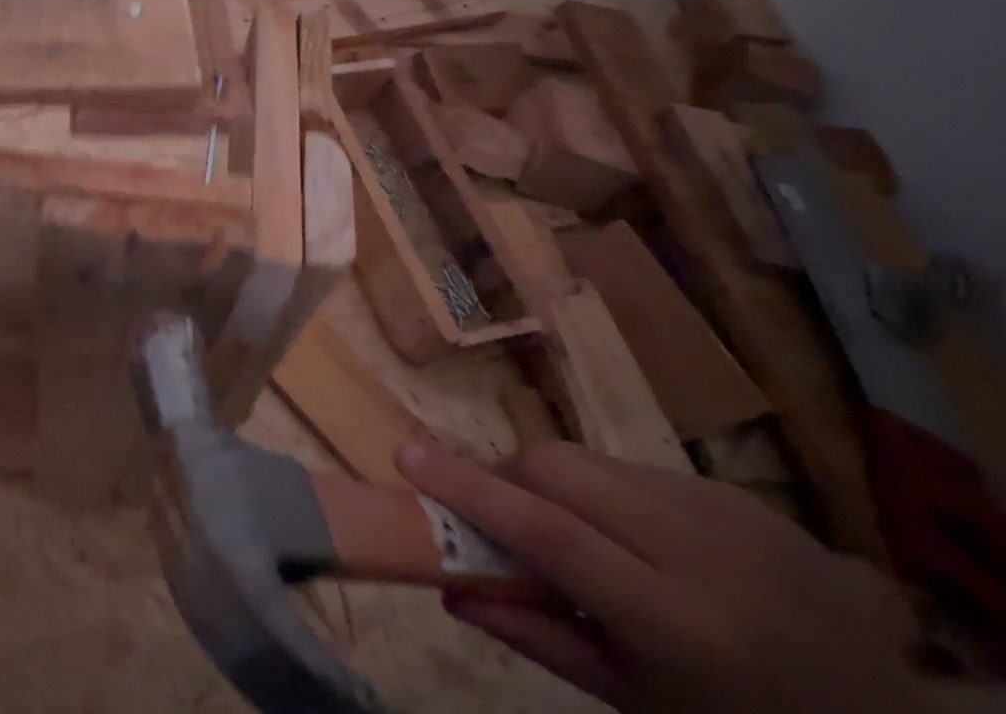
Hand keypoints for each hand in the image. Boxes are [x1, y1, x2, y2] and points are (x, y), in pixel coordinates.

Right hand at [396, 441, 924, 713]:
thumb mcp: (628, 700)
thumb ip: (533, 635)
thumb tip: (448, 584)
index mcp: (674, 620)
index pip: (549, 533)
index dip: (469, 490)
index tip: (406, 455)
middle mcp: (702, 549)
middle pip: (562, 471)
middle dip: (504, 476)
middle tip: (489, 514)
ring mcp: (727, 511)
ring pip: (593, 460)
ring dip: (551, 483)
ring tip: (564, 532)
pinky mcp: (738, 493)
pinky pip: (634, 469)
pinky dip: (600, 490)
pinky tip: (624, 535)